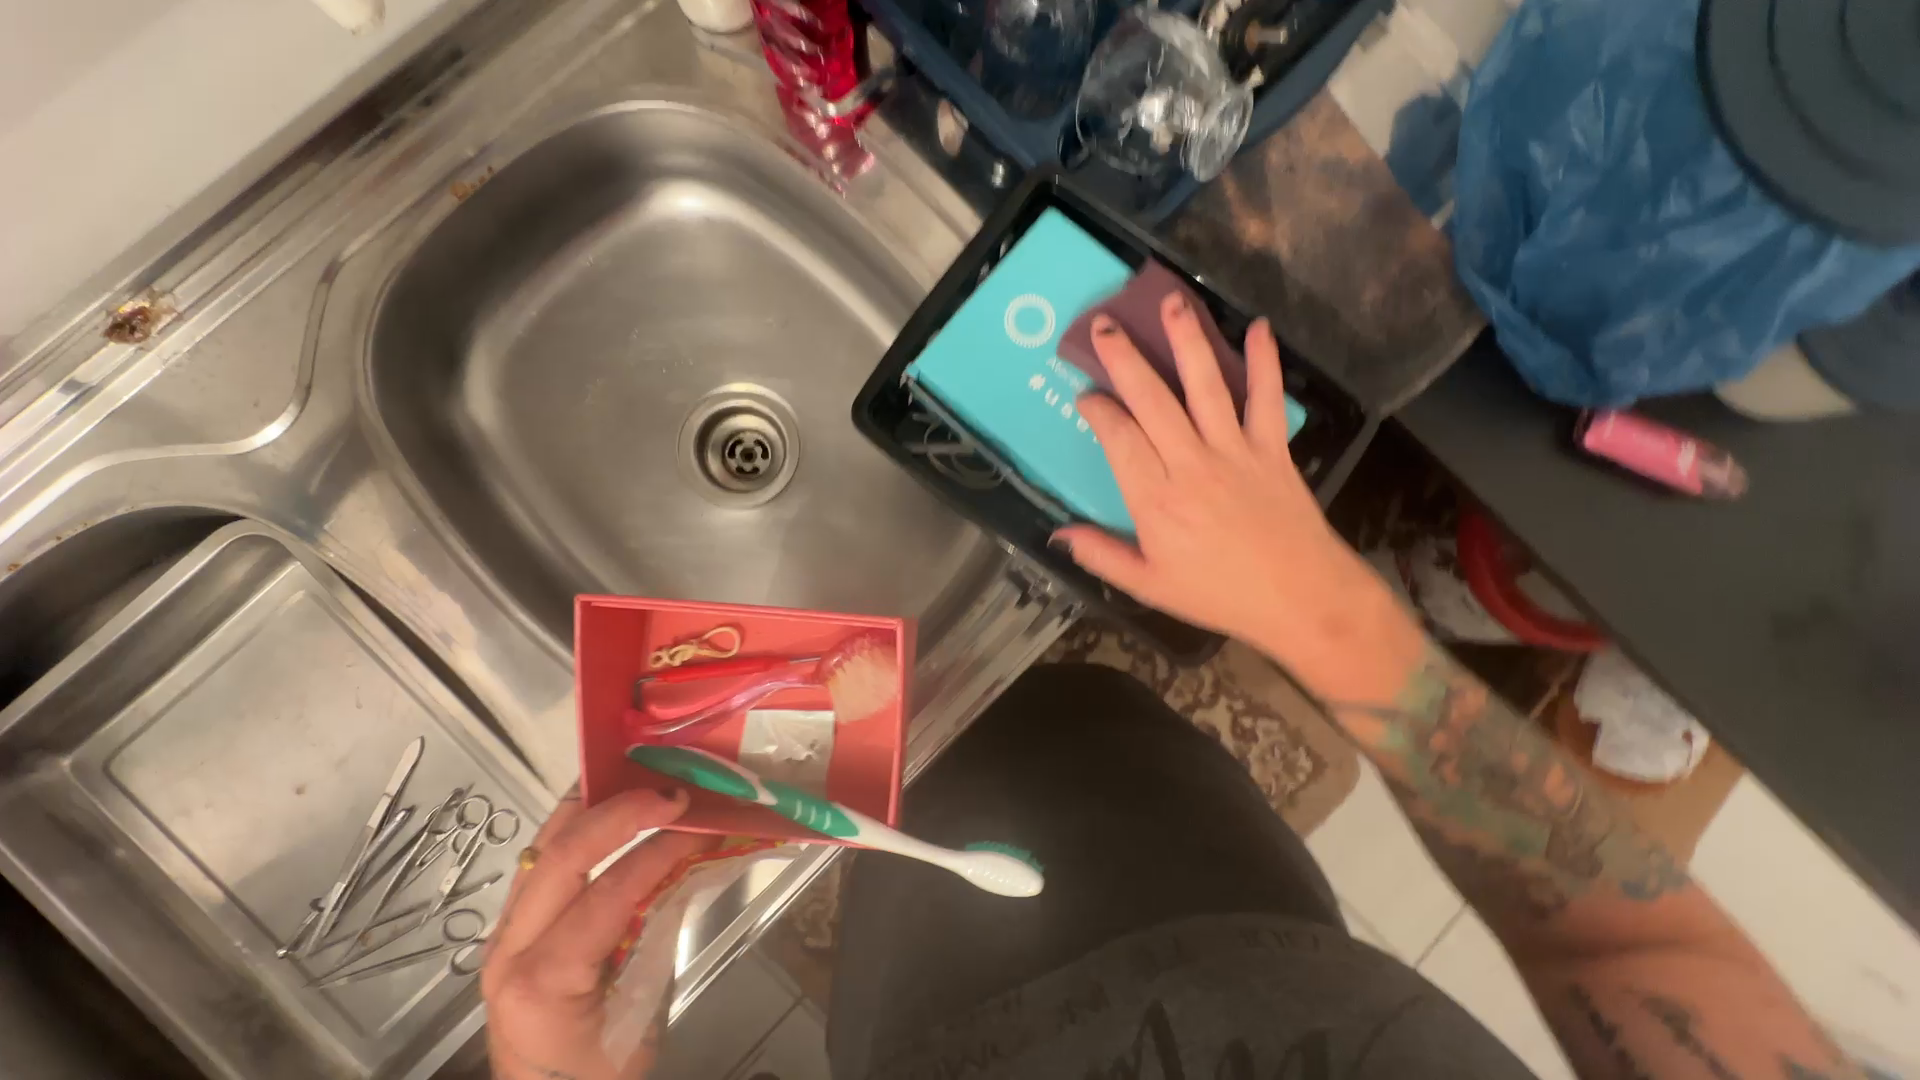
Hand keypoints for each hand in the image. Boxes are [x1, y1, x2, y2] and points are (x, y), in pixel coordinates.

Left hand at [483, 787, 713, 1079]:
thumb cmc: (601, 1074)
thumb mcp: (644, 1010)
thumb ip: (663, 928)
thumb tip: (697, 859)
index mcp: (544, 979)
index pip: (608, 891)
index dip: (658, 849)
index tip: (700, 822)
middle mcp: (510, 950)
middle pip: (561, 854)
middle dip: (620, 809)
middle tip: (672, 789)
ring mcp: (502, 936)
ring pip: (542, 847)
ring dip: (593, 806)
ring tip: (640, 778)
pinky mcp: (510, 930)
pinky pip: (541, 862)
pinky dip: (578, 827)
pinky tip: (609, 810)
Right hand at [1053, 293, 1419, 700]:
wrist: (1300, 598)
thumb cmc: (1219, 594)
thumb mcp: (1149, 586)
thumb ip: (1101, 556)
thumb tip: (1058, 534)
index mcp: (1155, 499)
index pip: (1118, 437)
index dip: (1099, 410)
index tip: (1087, 397)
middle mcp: (1190, 464)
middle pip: (1152, 399)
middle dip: (1125, 358)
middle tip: (1106, 324)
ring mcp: (1234, 451)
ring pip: (1204, 385)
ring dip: (1186, 340)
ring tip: (1173, 301)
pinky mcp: (1272, 448)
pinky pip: (1265, 398)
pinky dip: (1264, 361)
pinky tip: (1257, 326)